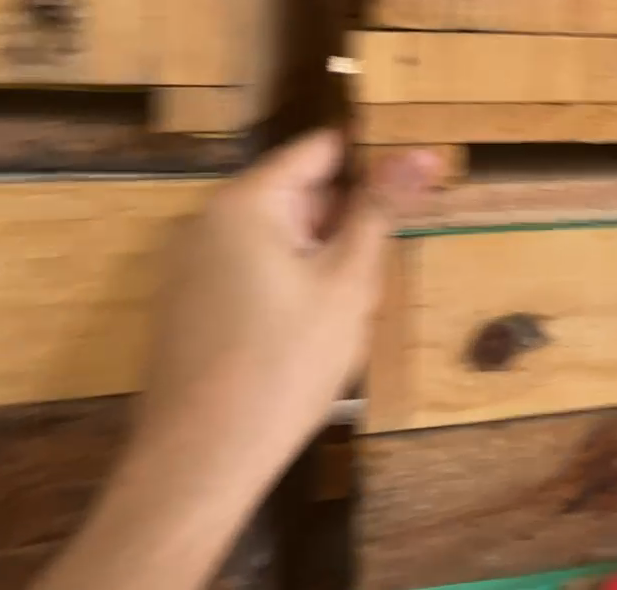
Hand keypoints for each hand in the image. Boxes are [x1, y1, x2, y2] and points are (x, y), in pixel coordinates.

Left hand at [133, 131, 437, 487]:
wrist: (197, 467)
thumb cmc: (283, 363)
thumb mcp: (348, 280)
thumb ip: (381, 208)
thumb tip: (424, 151)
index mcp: (247, 202)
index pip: (323, 149)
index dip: (374, 160)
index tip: (413, 189)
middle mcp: (210, 221)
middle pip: (305, 196)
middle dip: (350, 225)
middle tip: (377, 275)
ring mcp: (194, 265)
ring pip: (288, 238)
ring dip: (328, 261)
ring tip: (347, 314)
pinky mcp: (192, 304)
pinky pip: (261, 270)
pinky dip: (297, 286)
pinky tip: (311, 336)